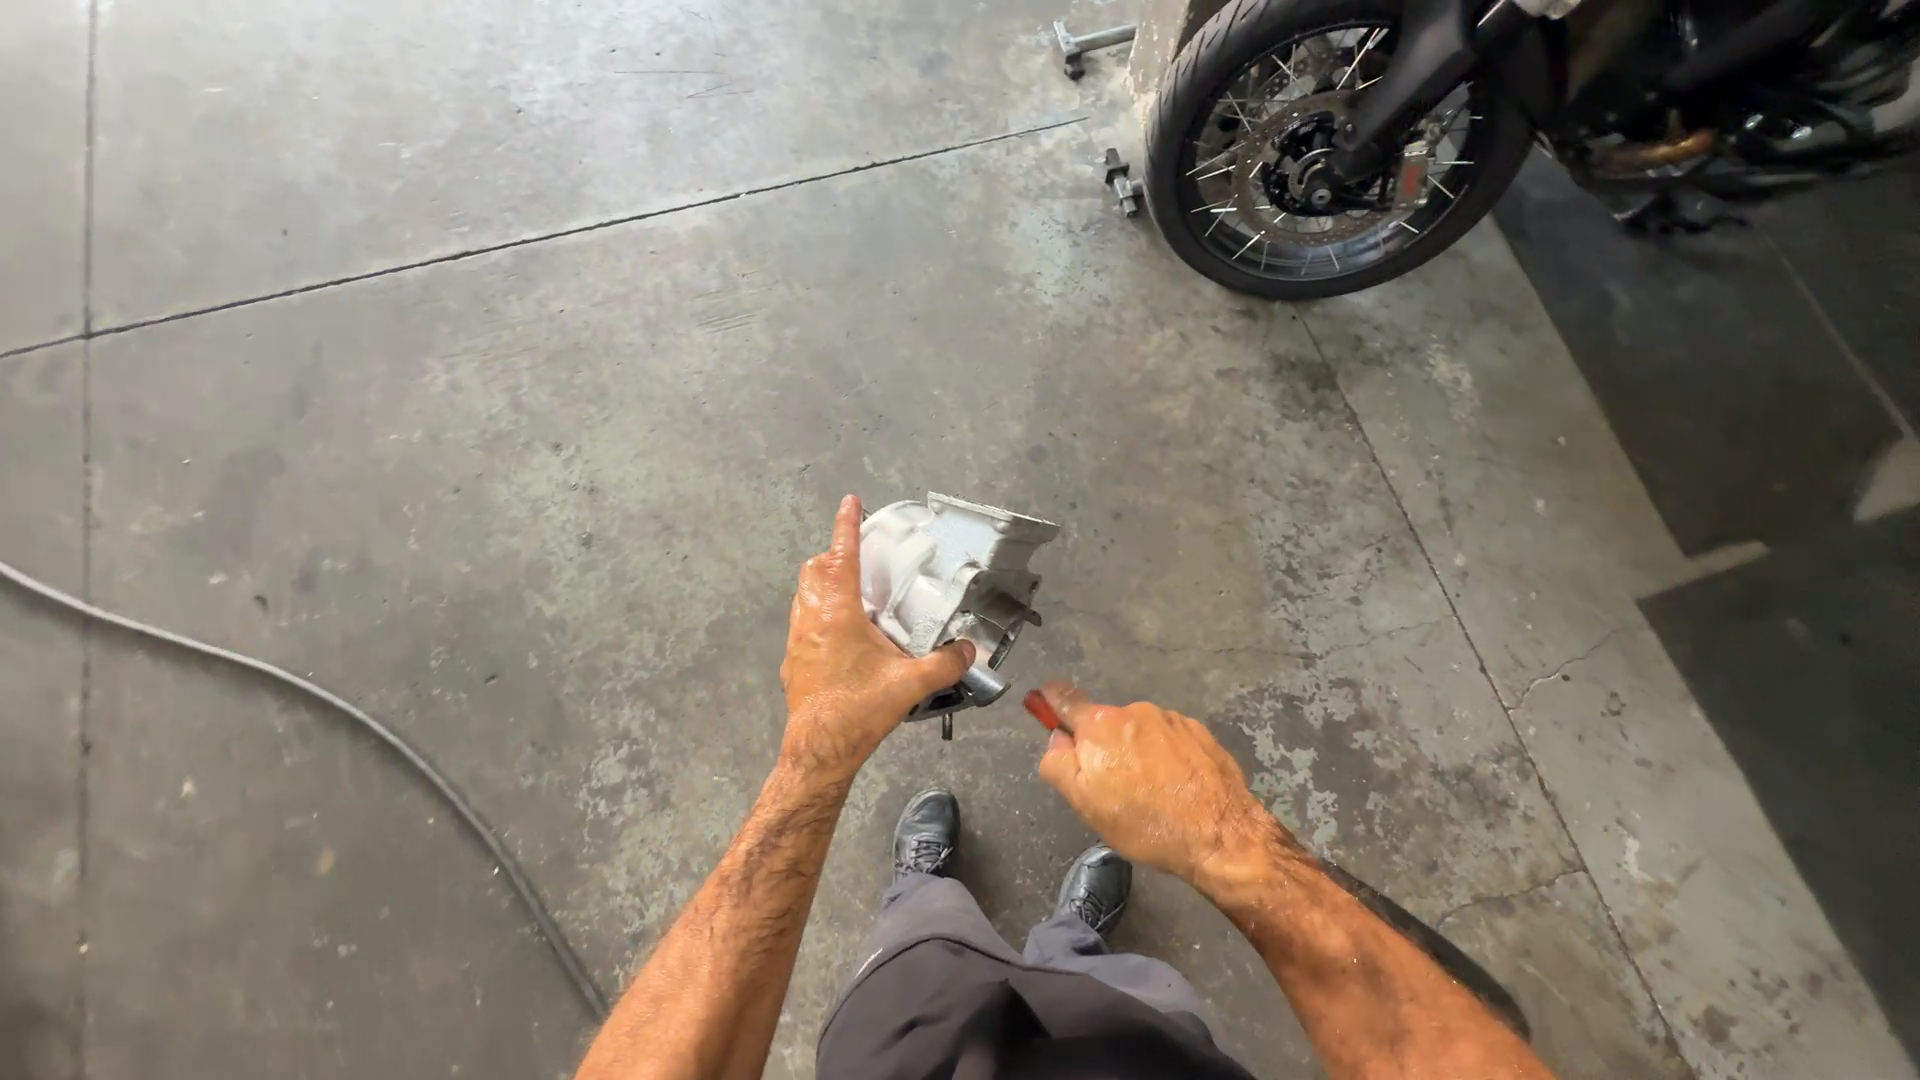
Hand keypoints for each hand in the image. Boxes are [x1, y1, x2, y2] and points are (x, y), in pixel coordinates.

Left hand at [778, 495, 975, 781]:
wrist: (818, 751)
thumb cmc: (856, 713)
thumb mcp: (909, 685)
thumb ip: (944, 664)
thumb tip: (967, 651)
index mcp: (837, 613)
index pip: (841, 555)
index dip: (846, 525)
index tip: (850, 502)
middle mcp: (811, 619)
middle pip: (814, 569)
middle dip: (834, 554)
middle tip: (857, 555)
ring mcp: (797, 640)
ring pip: (803, 594)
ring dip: (823, 583)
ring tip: (852, 592)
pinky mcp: (793, 661)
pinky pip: (802, 622)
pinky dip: (818, 612)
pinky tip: (842, 635)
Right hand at [1035, 681, 1293, 884]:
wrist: (1220, 834)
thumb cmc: (1144, 822)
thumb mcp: (1084, 802)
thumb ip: (1058, 763)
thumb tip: (1057, 738)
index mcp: (1100, 724)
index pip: (1064, 698)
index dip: (1049, 701)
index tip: (1044, 705)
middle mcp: (1134, 711)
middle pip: (1105, 723)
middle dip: (1103, 746)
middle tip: (1114, 786)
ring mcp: (1171, 719)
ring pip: (1139, 732)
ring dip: (1137, 752)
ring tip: (1151, 792)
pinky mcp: (1200, 733)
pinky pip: (1169, 739)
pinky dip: (1166, 756)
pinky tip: (1176, 786)